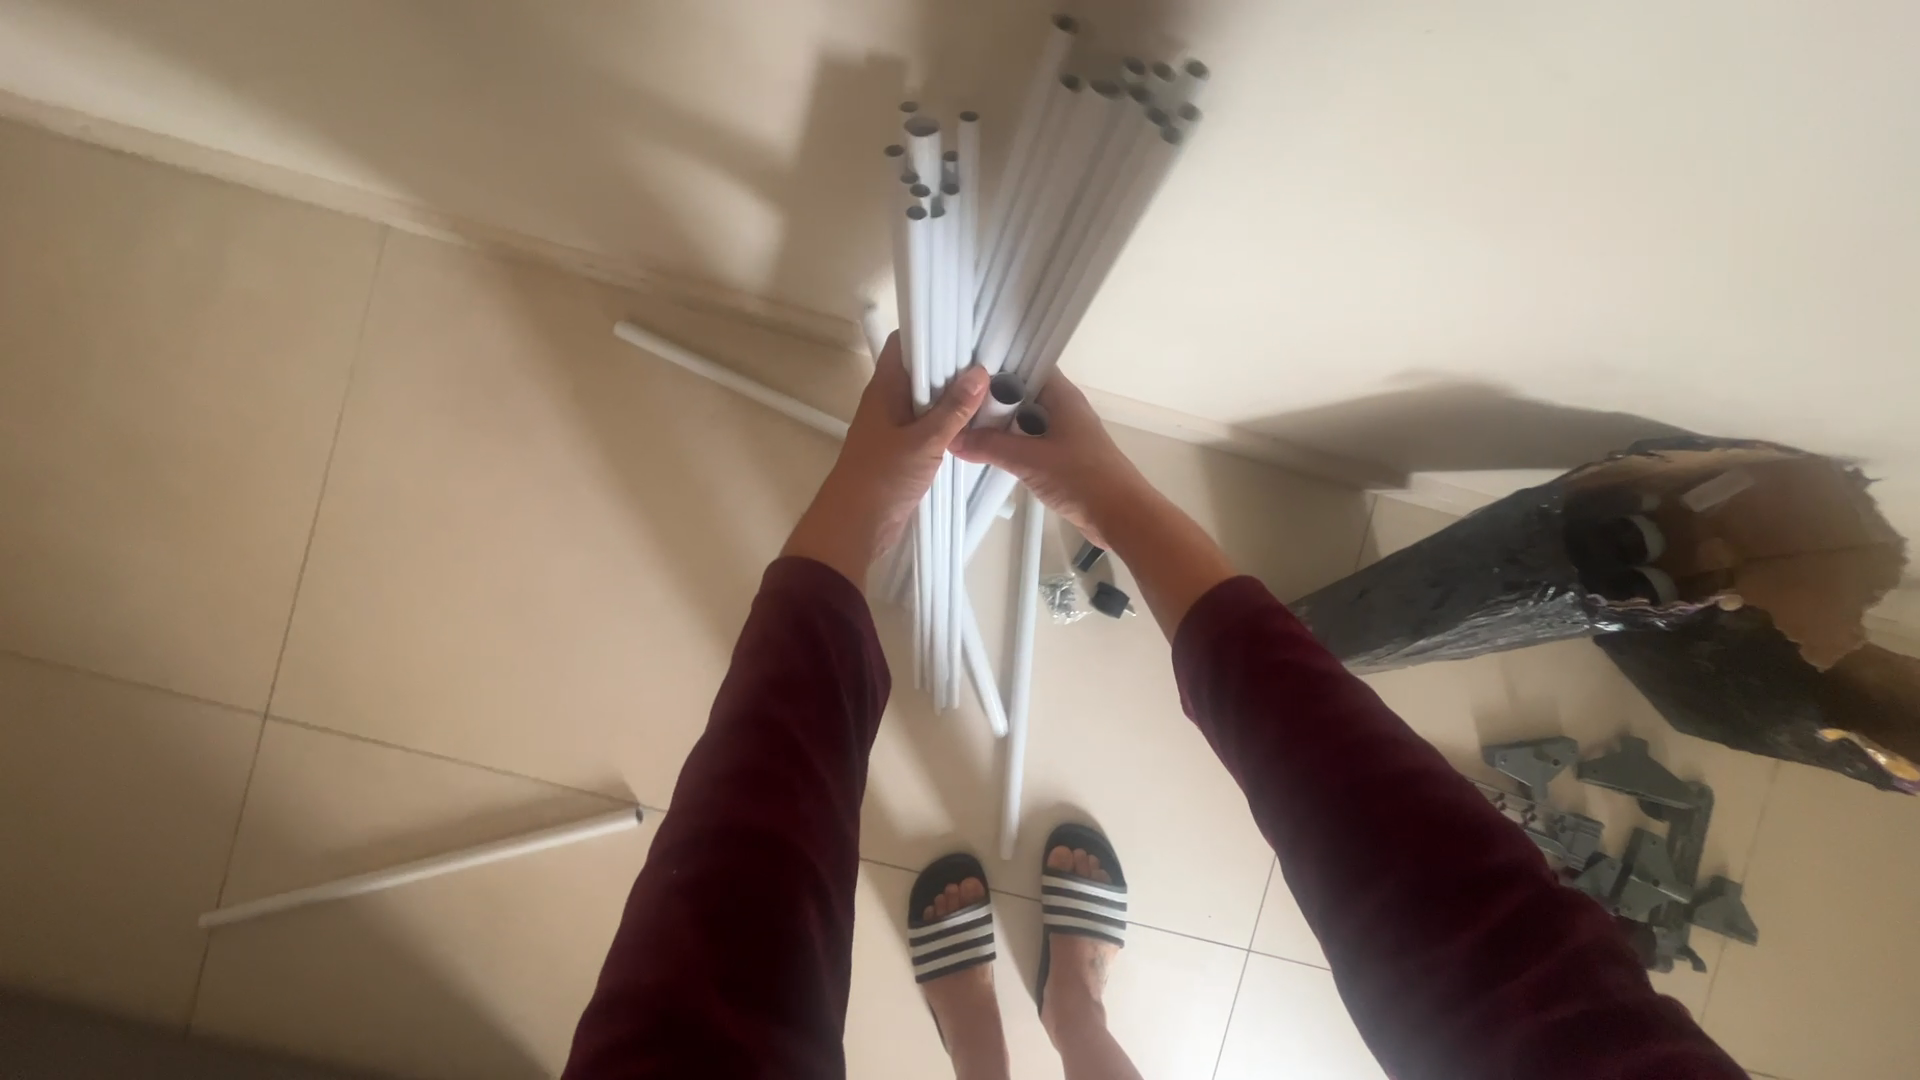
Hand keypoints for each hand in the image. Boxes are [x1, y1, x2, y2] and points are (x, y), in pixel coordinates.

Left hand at [782, 332, 987, 582]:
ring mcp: (896, 426)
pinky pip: (929, 426)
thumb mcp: (924, 441)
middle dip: (953, 366)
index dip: (932, 332)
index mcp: (885, 388)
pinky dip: (950, 422)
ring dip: (954, 397)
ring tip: (993, 389)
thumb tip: (980, 373)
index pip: (905, 344)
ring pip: (928, 400)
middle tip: (992, 361)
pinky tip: (976, 423)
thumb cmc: (882, 477)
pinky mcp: (904, 449)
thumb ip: (953, 409)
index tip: (967, 332)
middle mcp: (889, 401)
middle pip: (921, 371)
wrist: (856, 525)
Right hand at [950, 373, 1142, 546]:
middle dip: (991, 399)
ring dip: (999, 425)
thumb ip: (990, 447)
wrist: (1120, 516)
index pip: (1025, 366)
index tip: (963, 374)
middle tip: (955, 403)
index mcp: (1062, 396)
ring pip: (1024, 420)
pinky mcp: (1062, 457)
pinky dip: (1011, 444)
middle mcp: (1063, 408)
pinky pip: (1030, 442)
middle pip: (1021, 393)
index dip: (996, 367)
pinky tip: (987, 453)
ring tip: (963, 426)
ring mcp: (1063, 433)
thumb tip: (952, 439)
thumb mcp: (1030, 460)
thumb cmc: (1082, 478)